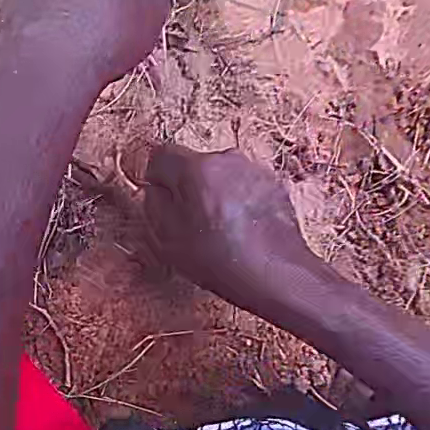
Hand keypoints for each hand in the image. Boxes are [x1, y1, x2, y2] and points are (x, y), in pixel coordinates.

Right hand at [144, 143, 332, 315]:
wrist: (275, 274)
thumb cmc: (222, 261)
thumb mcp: (168, 240)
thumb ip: (154, 206)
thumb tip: (155, 192)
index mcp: (196, 168)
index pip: (161, 155)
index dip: (156, 178)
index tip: (159, 197)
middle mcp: (227, 160)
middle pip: (194, 164)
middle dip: (187, 188)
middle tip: (188, 223)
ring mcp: (254, 171)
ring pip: (220, 175)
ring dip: (214, 195)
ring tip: (216, 231)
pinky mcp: (274, 185)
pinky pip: (244, 186)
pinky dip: (238, 202)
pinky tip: (238, 231)